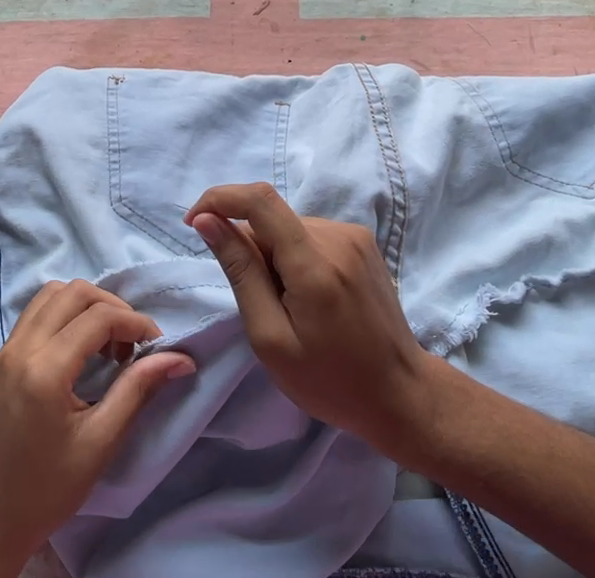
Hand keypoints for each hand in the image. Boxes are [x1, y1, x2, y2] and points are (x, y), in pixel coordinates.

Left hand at [0, 280, 195, 577]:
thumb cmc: (46, 490)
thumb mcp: (99, 443)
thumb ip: (138, 390)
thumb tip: (180, 358)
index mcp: (45, 368)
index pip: (99, 316)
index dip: (136, 323)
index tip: (158, 347)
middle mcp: (21, 347)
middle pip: (74, 292)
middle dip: (113, 307)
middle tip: (133, 345)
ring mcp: (6, 349)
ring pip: (51, 295)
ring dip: (87, 307)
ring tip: (109, 347)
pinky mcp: (1, 358)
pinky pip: (36, 313)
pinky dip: (65, 315)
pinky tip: (82, 352)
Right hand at [184, 183, 432, 447]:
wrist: (401, 395)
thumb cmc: (329, 380)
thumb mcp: (270, 337)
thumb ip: (240, 271)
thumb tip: (208, 221)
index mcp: (315, 263)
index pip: (259, 200)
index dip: (217, 200)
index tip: (193, 224)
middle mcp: (339, 237)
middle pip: (271, 219)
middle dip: (248, 248)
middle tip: (258, 303)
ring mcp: (355, 237)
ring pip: (288, 227)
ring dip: (272, 255)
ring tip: (288, 307)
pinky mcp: (362, 243)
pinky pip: (309, 235)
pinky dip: (293, 257)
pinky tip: (308, 298)